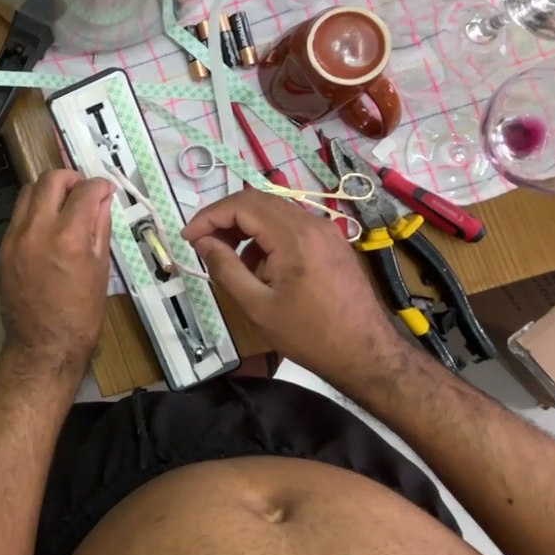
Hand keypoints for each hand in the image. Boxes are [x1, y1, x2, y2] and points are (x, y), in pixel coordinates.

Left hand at [0, 170, 114, 388]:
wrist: (44, 346)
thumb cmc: (81, 315)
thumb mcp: (101, 270)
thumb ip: (100, 228)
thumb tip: (103, 201)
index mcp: (68, 238)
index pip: (85, 191)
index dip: (100, 185)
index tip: (106, 190)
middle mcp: (37, 231)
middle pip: (50, 180)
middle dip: (71, 178)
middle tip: (84, 190)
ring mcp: (15, 238)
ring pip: (28, 192)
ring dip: (49, 190)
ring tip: (65, 204)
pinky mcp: (3, 248)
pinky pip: (18, 215)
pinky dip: (35, 210)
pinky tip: (49, 224)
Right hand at [181, 190, 406, 386]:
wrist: (366, 354)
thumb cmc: (309, 335)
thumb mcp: (257, 306)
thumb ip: (226, 268)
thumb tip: (203, 243)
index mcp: (293, 237)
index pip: (242, 205)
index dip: (209, 217)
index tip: (188, 239)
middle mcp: (312, 224)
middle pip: (257, 201)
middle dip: (224, 218)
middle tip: (201, 244)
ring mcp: (326, 231)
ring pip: (274, 211)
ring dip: (244, 226)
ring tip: (225, 256)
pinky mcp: (332, 243)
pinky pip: (290, 226)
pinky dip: (266, 235)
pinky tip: (257, 264)